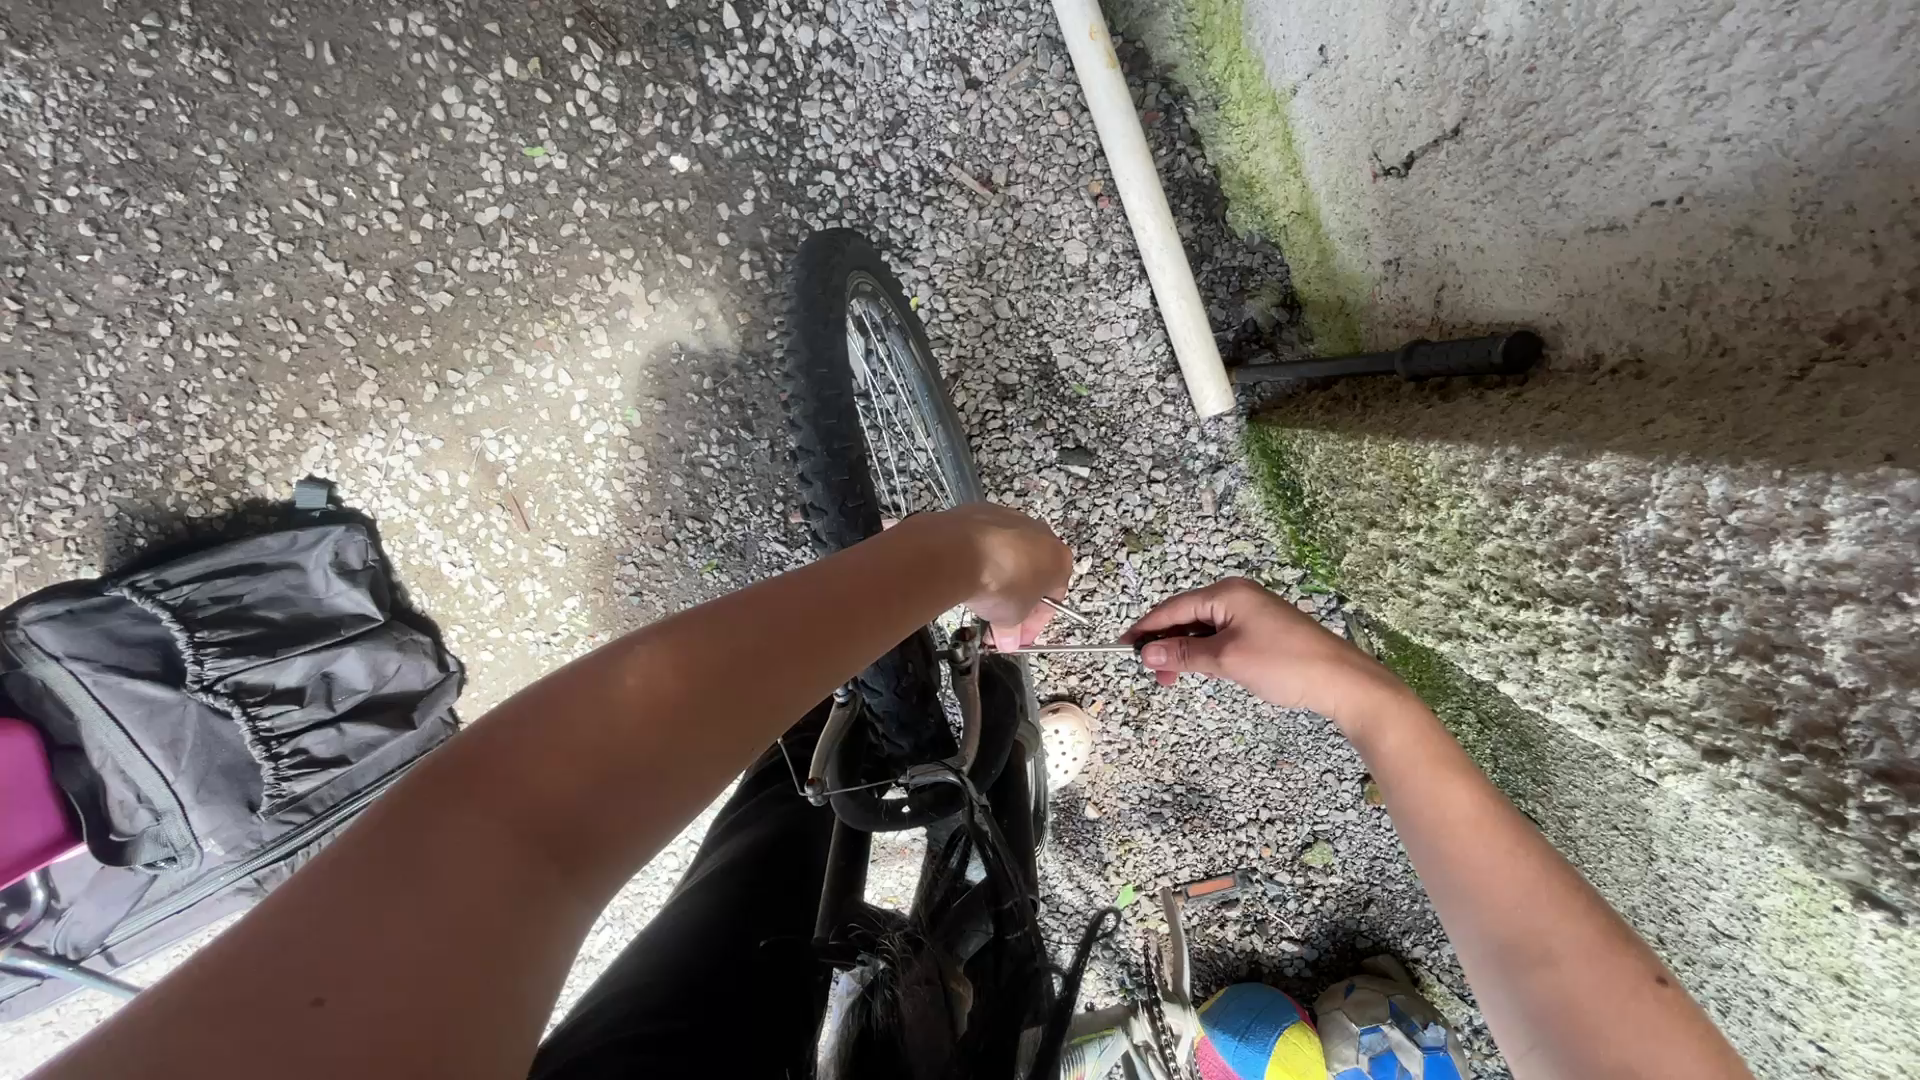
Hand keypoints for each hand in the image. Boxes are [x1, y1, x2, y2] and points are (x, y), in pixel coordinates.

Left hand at [934, 503, 1072, 648]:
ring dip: (999, 576)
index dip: (1034, 623)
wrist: (961, 551)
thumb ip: (1013, 630)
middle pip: (1031, 574)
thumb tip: (1008, 639)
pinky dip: (980, 556)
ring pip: (1009, 554)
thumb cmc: (999, 582)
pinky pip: (986, 540)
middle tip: (999, 621)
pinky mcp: (984, 511)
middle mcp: (1041, 533)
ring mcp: (1012, 518)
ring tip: (980, 598)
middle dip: (1016, 601)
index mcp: (1060, 560)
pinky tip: (968, 572)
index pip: (1052, 599)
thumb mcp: (1011, 618)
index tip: (1019, 636)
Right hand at [1121, 577, 1412, 725]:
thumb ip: (1183, 654)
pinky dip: (1205, 652)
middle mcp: (1237, 595)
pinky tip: (1200, 669)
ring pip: (1203, 628)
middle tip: (1152, 673)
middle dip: (1165, 643)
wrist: (1343, 682)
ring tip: (1173, 678)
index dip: (1146, 628)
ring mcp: (1251, 612)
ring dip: (1185, 651)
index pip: (1173, 608)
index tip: (1123, 647)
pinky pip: (1221, 635)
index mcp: (1227, 593)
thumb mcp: (1226, 660)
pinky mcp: (1262, 629)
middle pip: (1186, 616)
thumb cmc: (1284, 664)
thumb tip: (1147, 653)